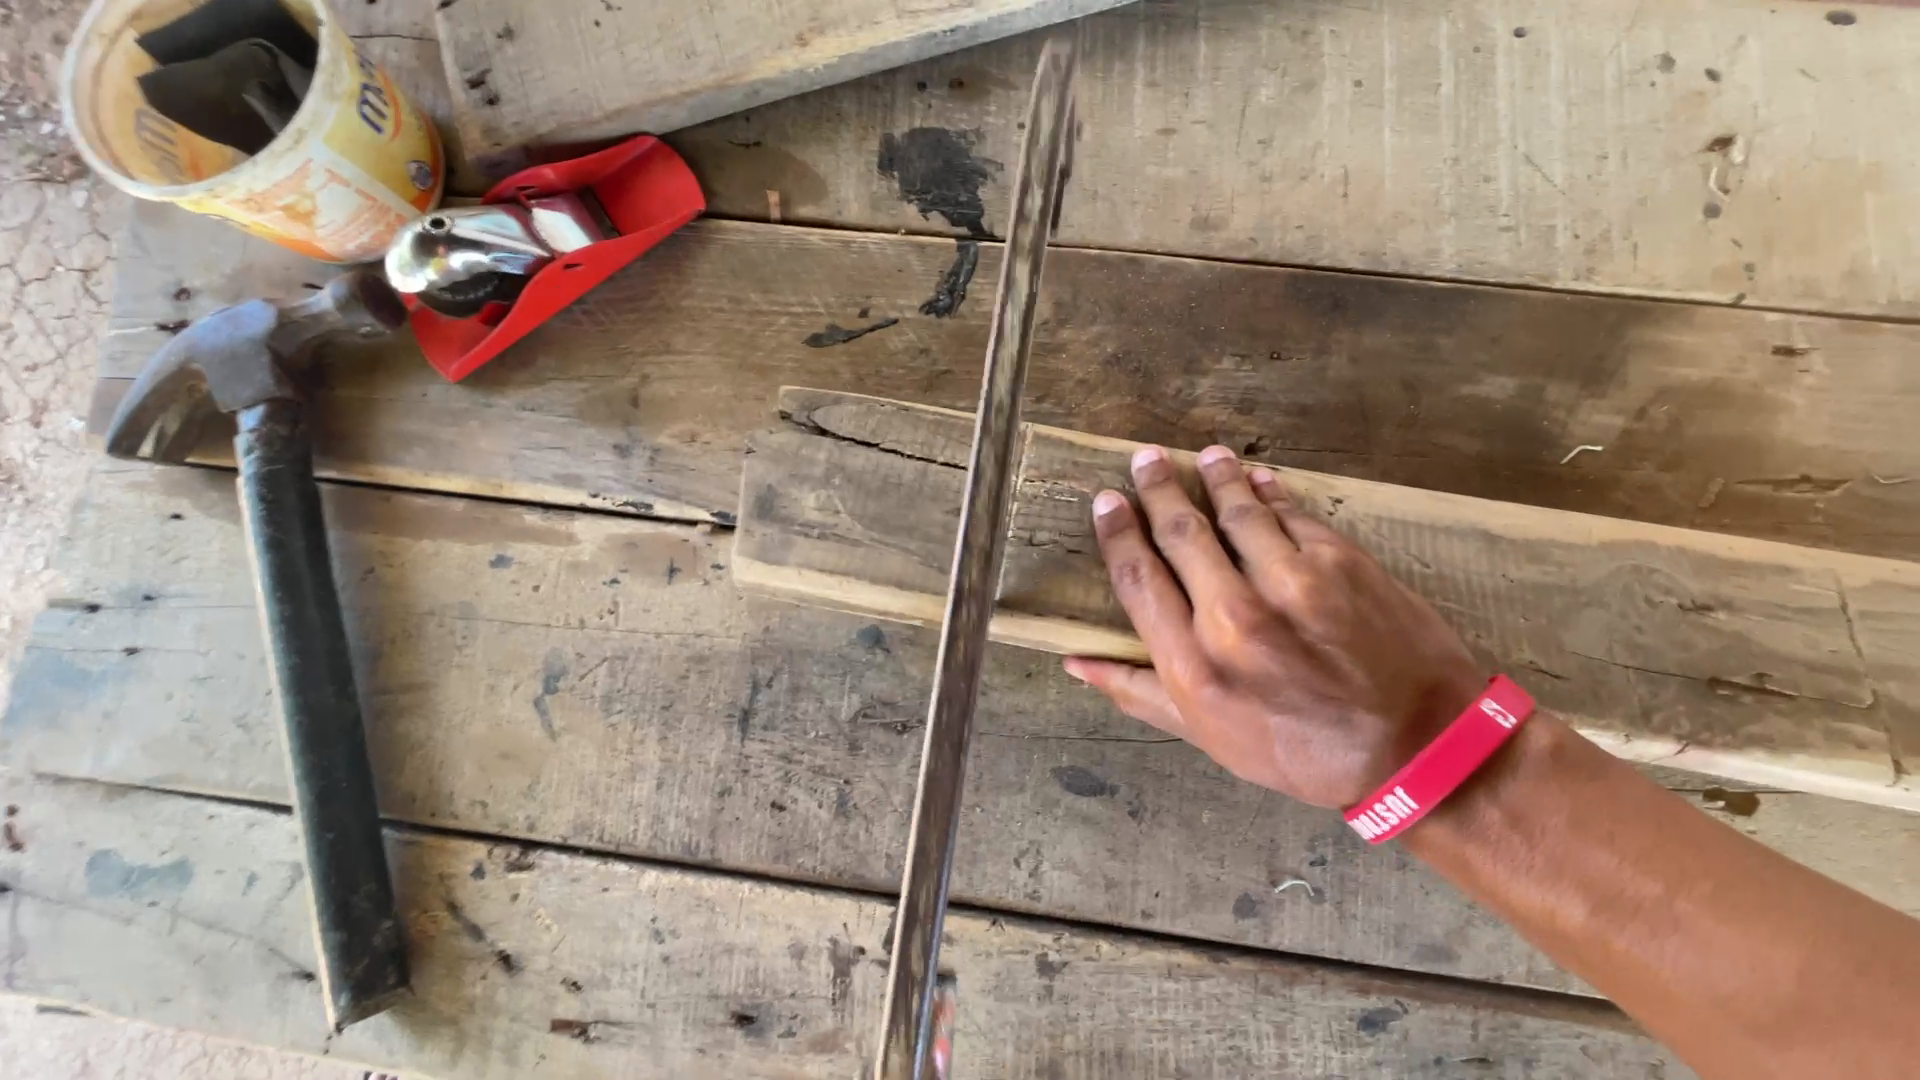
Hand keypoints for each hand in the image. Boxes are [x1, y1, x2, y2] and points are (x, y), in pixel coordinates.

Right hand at [1064, 445, 1485, 808]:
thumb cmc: (1301, 751)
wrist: (1419, 748)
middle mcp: (1233, 615)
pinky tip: (1258, 479)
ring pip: (1236, 512)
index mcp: (1193, 664)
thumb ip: (1138, 692)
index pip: (1139, 578)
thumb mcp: (1209, 737)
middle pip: (1180, 533)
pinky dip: (1270, 491)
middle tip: (1145, 458)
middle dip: (1158, 490)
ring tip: (1203, 456)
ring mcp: (1290, 582)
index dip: (1117, 533)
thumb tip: (1074, 661)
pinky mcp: (1340, 562)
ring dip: (1215, 478)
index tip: (1108, 502)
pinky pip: (1292, 513)